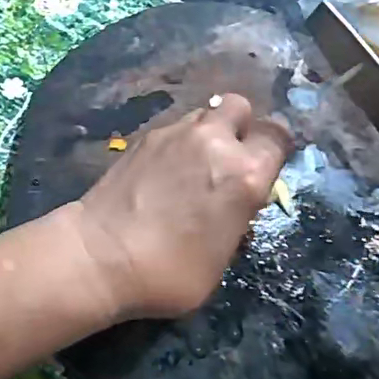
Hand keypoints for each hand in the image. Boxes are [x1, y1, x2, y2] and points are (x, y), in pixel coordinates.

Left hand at [68, 93, 292, 320]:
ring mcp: (177, 133)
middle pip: (240, 107)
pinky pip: (175, 129)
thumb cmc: (171, 272)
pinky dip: (177, 144)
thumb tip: (236, 198)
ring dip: (207, 134)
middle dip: (240, 126)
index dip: (273, 150)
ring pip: (205, 114)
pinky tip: (162, 173)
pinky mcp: (146, 136)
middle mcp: (215, 141)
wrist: (100, 256)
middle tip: (227, 159)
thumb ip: (239, 213)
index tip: (264, 168)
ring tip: (191, 166)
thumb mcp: (225, 257)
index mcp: (244, 173)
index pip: (278, 137)